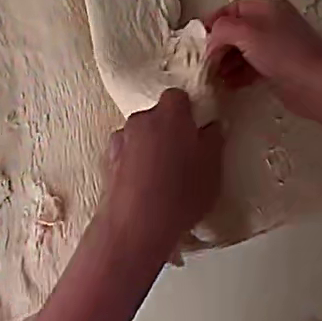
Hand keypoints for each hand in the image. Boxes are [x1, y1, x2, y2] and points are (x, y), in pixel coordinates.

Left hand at [98, 89, 221, 254]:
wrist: (136, 223)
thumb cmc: (181, 193)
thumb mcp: (212, 169)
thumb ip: (214, 140)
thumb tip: (213, 125)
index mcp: (170, 114)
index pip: (178, 97)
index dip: (188, 111)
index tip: (196, 129)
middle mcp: (142, 118)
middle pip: (157, 115)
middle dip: (169, 130)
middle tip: (184, 157)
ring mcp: (121, 137)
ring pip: (140, 134)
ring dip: (150, 147)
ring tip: (163, 178)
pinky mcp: (107, 158)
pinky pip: (126, 152)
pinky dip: (134, 162)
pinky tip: (144, 186)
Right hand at [204, 0, 321, 115]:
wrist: (318, 86)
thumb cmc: (281, 52)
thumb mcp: (245, 32)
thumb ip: (221, 29)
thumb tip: (210, 41)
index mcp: (267, 6)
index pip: (232, 8)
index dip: (214, 20)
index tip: (198, 38)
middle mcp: (272, 23)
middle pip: (236, 29)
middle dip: (218, 44)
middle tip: (205, 60)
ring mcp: (277, 46)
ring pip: (242, 49)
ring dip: (226, 61)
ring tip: (213, 76)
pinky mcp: (279, 68)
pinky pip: (251, 66)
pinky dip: (238, 73)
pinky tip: (228, 85)